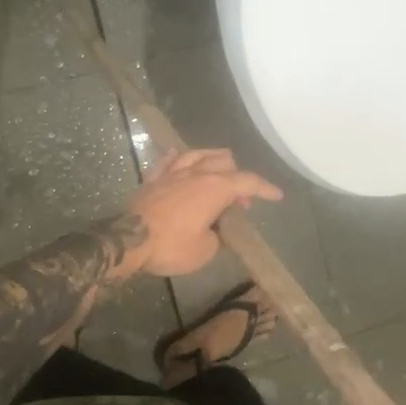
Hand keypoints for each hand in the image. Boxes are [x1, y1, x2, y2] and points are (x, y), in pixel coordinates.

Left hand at [124, 149, 282, 276]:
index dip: (265, 188)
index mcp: (215, 188)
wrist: (128, 240)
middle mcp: (196, 174)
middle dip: (238, 177)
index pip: (248, 182)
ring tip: (222, 164)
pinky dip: (178, 158)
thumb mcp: (205, 250)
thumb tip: (213, 230)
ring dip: (213, 158)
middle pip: (224, 162)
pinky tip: (180, 156)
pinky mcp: (152, 180)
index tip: (277, 196)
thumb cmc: (171, 246)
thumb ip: (216, 236)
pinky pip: (168, 161)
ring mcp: (172, 173)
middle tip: (241, 200)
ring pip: (197, 155)